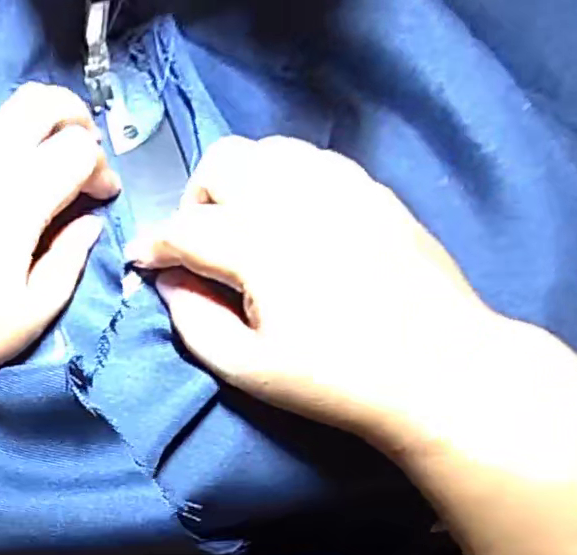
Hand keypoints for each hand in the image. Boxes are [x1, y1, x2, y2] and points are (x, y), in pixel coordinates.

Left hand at [0, 83, 121, 396]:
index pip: (78, 149)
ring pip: (1, 110)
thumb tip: (89, 223)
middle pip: (40, 103)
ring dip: (33, 125)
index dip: (101, 169)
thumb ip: (70, 259)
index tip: (103, 198)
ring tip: (44, 165)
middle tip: (85, 157)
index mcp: (21, 197)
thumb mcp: (35, 311)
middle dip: (74, 120)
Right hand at [125, 135, 555, 460]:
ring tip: (241, 234)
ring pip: (266, 151)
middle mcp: (298, 198)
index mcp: (263, 247)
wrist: (435, 369)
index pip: (186, 227)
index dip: (153, 244)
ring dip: (237, 186)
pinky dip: (280, 182)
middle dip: (194, 203)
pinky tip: (287, 226)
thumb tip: (168, 282)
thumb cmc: (335, 380)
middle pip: (221, 165)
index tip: (140, 261)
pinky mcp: (372, 189)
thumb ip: (194, 322)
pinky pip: (309, 160)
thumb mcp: (248, 369)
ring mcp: (342, 186)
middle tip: (197, 250)